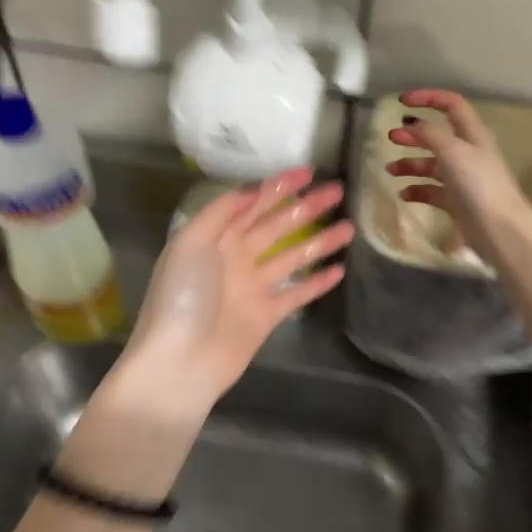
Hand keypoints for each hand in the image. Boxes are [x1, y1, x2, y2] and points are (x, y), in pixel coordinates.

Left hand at [109, 168, 352, 421]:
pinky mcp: (267, 317)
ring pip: (293, 257)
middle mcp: (236, 258)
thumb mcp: (191, 243)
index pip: (252, 203)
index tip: (309, 172)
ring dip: (320, 242)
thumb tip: (253, 190)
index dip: (279, 187)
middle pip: (277, 226)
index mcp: (215, 238)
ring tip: (349, 227)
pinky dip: (317, 283)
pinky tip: (340, 270)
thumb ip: (221, 213)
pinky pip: (297, 295)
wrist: (181, 360)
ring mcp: (253, 288)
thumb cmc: (182, 297)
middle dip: (307, 208)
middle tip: (339, 192)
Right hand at [385, 89, 531, 262]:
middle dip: (413, 135)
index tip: (402, 101)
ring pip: (431, 165)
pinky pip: (431, 191)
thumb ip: (430, 134)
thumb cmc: (478, 184)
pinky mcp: (455, 201)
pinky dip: (416, 190)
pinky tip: (404, 194)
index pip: (451, 105)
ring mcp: (461, 178)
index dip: (428, 98)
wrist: (498, 228)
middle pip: (437, 136)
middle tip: (391, 138)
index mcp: (472, 134)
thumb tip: (412, 124)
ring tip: (390, 170)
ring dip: (410, 164)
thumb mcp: (454, 151)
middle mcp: (467, 153)